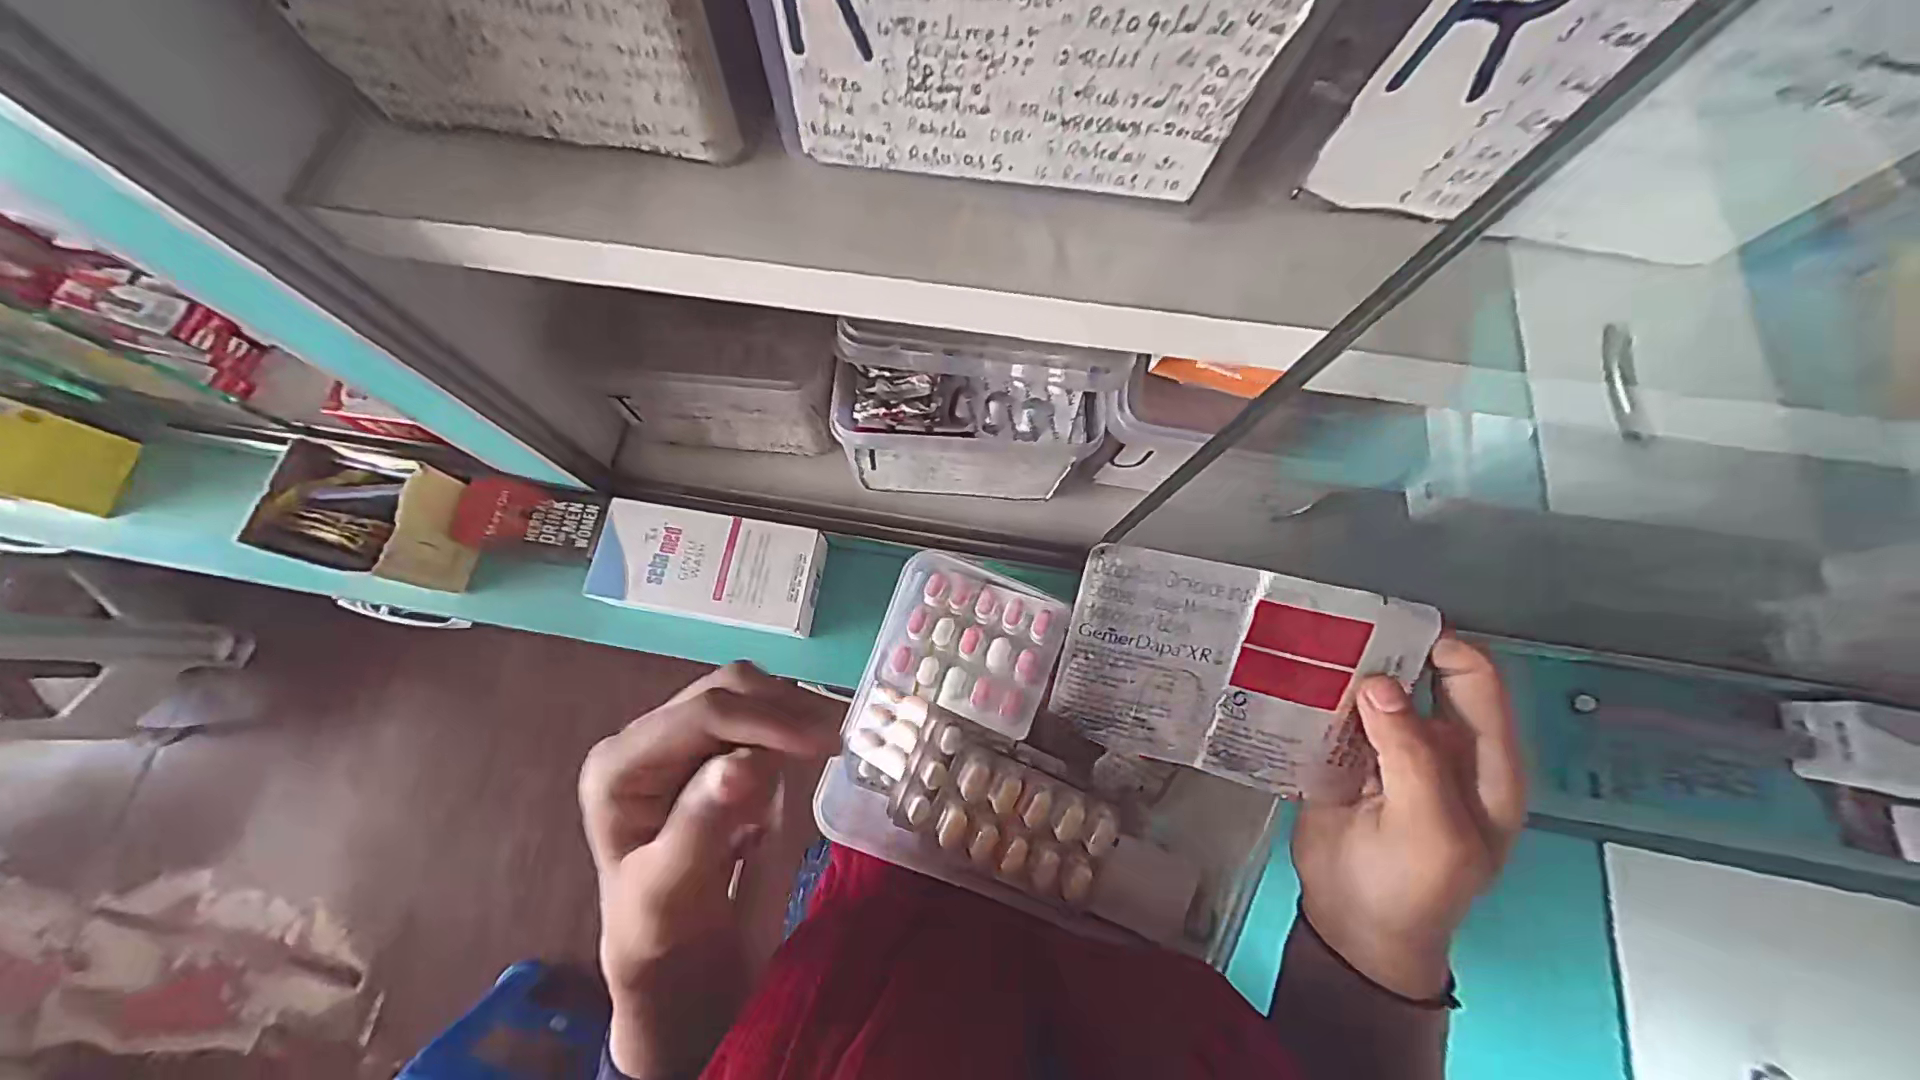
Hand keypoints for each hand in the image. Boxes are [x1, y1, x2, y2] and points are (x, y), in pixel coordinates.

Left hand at [578, 662, 839, 1078]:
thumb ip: (702, 826)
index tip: (826, 746)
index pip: (704, 714)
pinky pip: (761, 712)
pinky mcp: (712, 745)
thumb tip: (742, 763)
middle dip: (786, 710)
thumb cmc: (664, 936)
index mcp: (619, 764)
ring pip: (751, 692)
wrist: (676, 961)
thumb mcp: (673, 895)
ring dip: (794, 715)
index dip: (768, 721)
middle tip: (835, 744)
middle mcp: (646, 736)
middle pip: (729, 688)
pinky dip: (793, 724)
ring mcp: (680, 737)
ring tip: (825, 750)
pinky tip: (810, 751)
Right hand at [1292, 636, 1526, 998]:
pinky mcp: (1345, 757)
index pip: (1476, 683)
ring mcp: (1389, 749)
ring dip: (1344, 670)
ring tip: (1303, 645)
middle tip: (1335, 628)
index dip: (1444, 649)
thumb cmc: (1410, 886)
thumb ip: (1412, 755)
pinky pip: (1335, 715)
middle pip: (1418, 678)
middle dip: (1385, 650)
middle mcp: (1439, 745)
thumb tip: (1378, 683)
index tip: (1390, 629)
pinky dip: (1317, 696)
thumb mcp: (1429, 828)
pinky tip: (1287, 680)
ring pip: (1372, 692)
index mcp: (1482, 761)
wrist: (1353, 923)